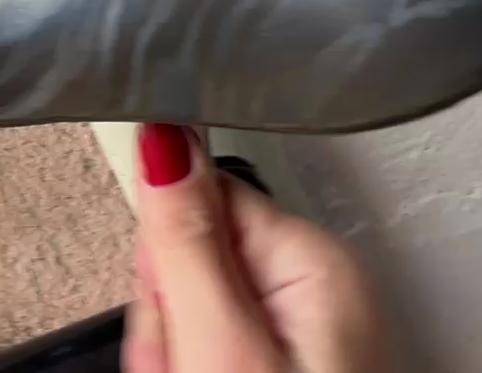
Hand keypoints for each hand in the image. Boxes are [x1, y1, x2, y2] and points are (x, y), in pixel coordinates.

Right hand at [124, 124, 387, 372]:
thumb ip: (186, 235)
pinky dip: (198, 361)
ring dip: (179, 346)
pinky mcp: (290, 360)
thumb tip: (163, 133)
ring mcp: (306, 328)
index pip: (199, 193)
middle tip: (186, 364)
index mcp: (317, 258)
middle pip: (194, 250)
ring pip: (195, 300)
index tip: (170, 310)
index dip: (163, 252)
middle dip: (171, 311)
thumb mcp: (221, 345)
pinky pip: (215, 335)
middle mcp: (319, 281)